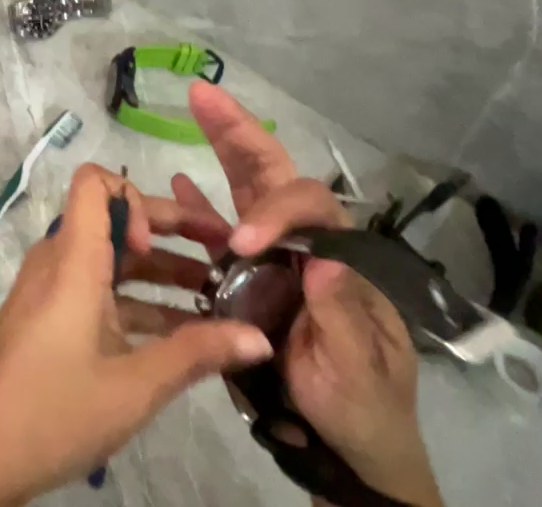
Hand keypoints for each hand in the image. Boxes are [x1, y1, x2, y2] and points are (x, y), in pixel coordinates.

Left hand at [0, 163, 274, 506]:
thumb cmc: (54, 412)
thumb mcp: (134, 387)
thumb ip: (197, 354)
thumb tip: (260, 336)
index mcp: (71, 260)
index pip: (94, 182)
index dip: (136, 198)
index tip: (159, 245)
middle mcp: (58, 262)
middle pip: (114, 220)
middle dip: (170, 232)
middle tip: (226, 252)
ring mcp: (50, 290)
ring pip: (110, 260)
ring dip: (161, 273)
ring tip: (218, 298)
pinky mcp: (49, 318)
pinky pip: (97, 291)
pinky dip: (137, 302)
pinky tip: (183, 335)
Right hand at [184, 80, 443, 506]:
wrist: (350, 446)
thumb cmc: (363, 410)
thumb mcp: (358, 374)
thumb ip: (343, 318)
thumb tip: (322, 260)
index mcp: (339, 257)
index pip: (307, 207)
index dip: (273, 212)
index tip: (241, 243)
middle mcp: (306, 245)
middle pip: (274, 175)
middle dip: (239, 132)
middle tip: (204, 95)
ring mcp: (275, 259)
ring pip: (245, 191)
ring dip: (220, 148)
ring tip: (194, 108)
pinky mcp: (248, 279)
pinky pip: (219, 231)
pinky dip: (199, 205)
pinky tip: (177, 183)